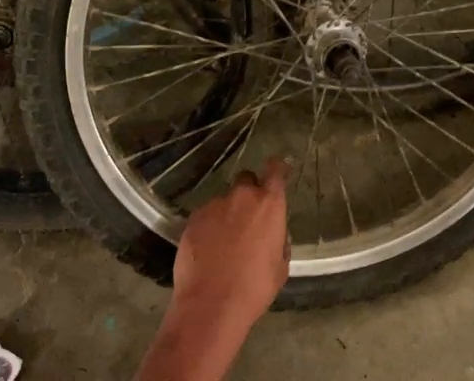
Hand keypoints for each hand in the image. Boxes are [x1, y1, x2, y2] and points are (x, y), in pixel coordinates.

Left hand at [172, 157, 290, 328]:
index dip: (277, 167)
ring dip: (227, 214)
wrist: (210, 305)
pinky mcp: (193, 219)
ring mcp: (214, 205)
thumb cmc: (254, 288)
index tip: (279, 168)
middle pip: (246, 180)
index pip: (275, 171)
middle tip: (248, 217)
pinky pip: (206, 216)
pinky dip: (209, 227)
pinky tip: (208, 250)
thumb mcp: (280, 268)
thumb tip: (275, 235)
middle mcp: (242, 196)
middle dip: (249, 192)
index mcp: (269, 205)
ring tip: (224, 243)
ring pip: (224, 201)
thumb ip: (279, 243)